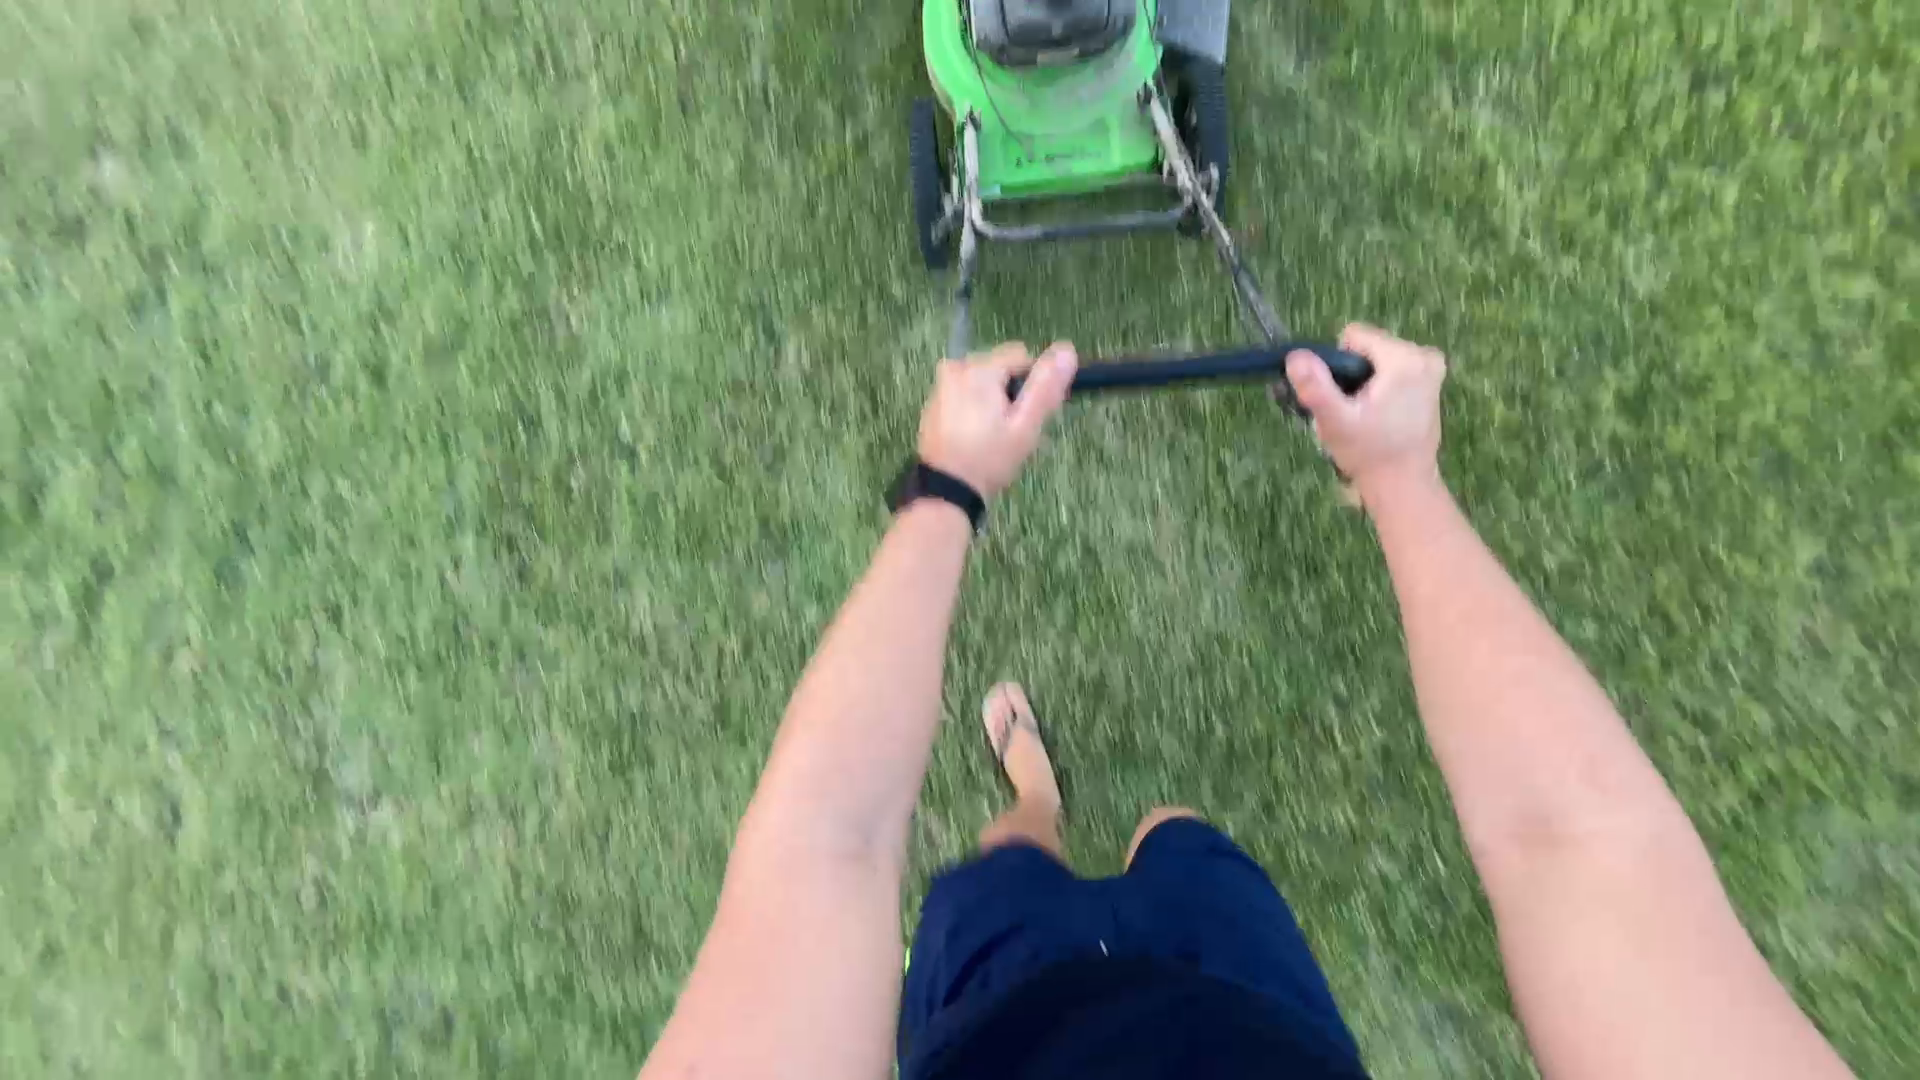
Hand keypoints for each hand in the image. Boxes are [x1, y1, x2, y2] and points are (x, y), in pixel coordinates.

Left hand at [918, 341, 1077, 497]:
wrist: (947, 490)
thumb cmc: (989, 459)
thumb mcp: (1024, 426)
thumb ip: (1045, 387)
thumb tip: (1067, 349)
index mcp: (979, 369)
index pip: (1022, 356)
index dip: (1032, 384)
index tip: (1030, 415)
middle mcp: (955, 368)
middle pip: (1000, 369)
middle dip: (1011, 394)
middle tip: (1013, 431)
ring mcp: (940, 386)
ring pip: (983, 383)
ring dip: (994, 403)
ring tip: (995, 437)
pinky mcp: (933, 405)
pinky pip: (965, 396)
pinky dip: (974, 410)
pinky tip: (976, 438)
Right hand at [1286, 323, 1446, 500]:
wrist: (1402, 482)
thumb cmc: (1368, 452)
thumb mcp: (1335, 421)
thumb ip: (1315, 386)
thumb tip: (1295, 355)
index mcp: (1404, 358)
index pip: (1353, 336)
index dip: (1336, 366)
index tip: (1342, 396)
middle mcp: (1424, 355)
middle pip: (1364, 348)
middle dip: (1349, 375)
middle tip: (1350, 410)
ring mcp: (1431, 367)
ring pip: (1374, 359)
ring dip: (1361, 383)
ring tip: (1363, 415)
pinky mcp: (1430, 380)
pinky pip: (1389, 369)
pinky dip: (1377, 387)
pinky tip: (1377, 414)